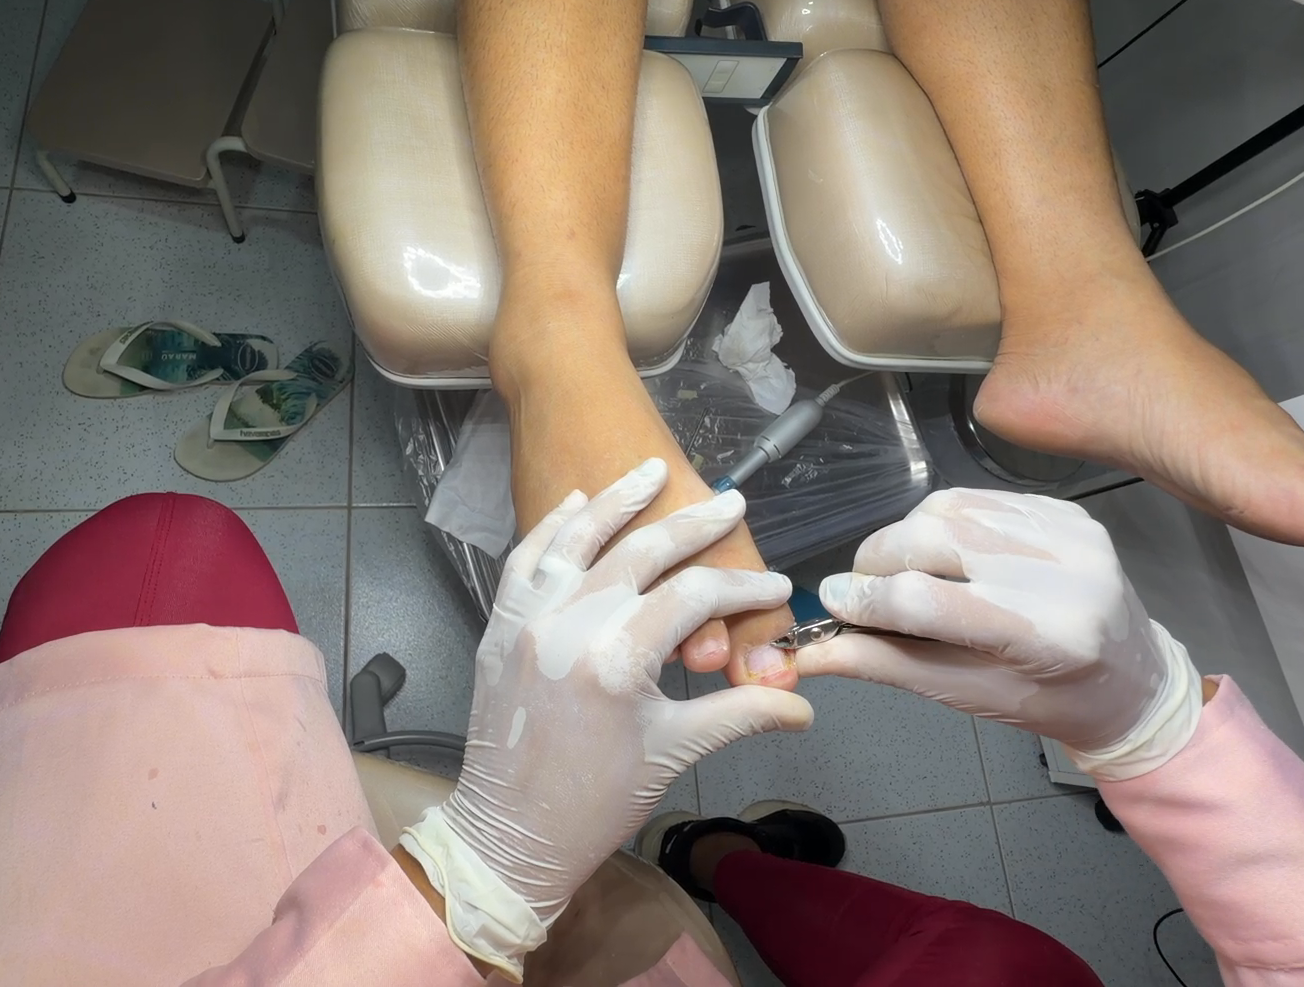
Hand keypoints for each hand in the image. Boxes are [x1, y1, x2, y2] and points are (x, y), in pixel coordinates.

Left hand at [399, 459, 814, 976]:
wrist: (508, 834)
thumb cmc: (597, 802)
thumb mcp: (674, 752)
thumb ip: (740, 712)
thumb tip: (804, 703)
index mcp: (616, 660)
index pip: (693, 598)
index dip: (743, 589)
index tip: (777, 587)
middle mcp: (567, 624)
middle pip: (641, 552)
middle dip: (694, 525)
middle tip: (731, 500)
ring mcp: (526, 618)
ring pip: (577, 539)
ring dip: (617, 499)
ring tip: (652, 469)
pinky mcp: (500, 623)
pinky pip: (525, 558)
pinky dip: (552, 526)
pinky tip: (576, 500)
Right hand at [782, 488, 1202, 780]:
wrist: (1134, 680)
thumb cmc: (1045, 702)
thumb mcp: (963, 695)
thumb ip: (882, 664)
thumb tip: (808, 651)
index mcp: (1045, 636)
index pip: (923, 601)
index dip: (865, 600)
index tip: (834, 604)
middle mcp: (1063, 572)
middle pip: (927, 539)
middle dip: (876, 562)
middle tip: (867, 590)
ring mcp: (1067, 532)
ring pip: (941, 508)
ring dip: (903, 537)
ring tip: (905, 570)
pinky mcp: (1064, 509)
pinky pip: (972, 497)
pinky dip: (938, 521)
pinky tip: (943, 551)